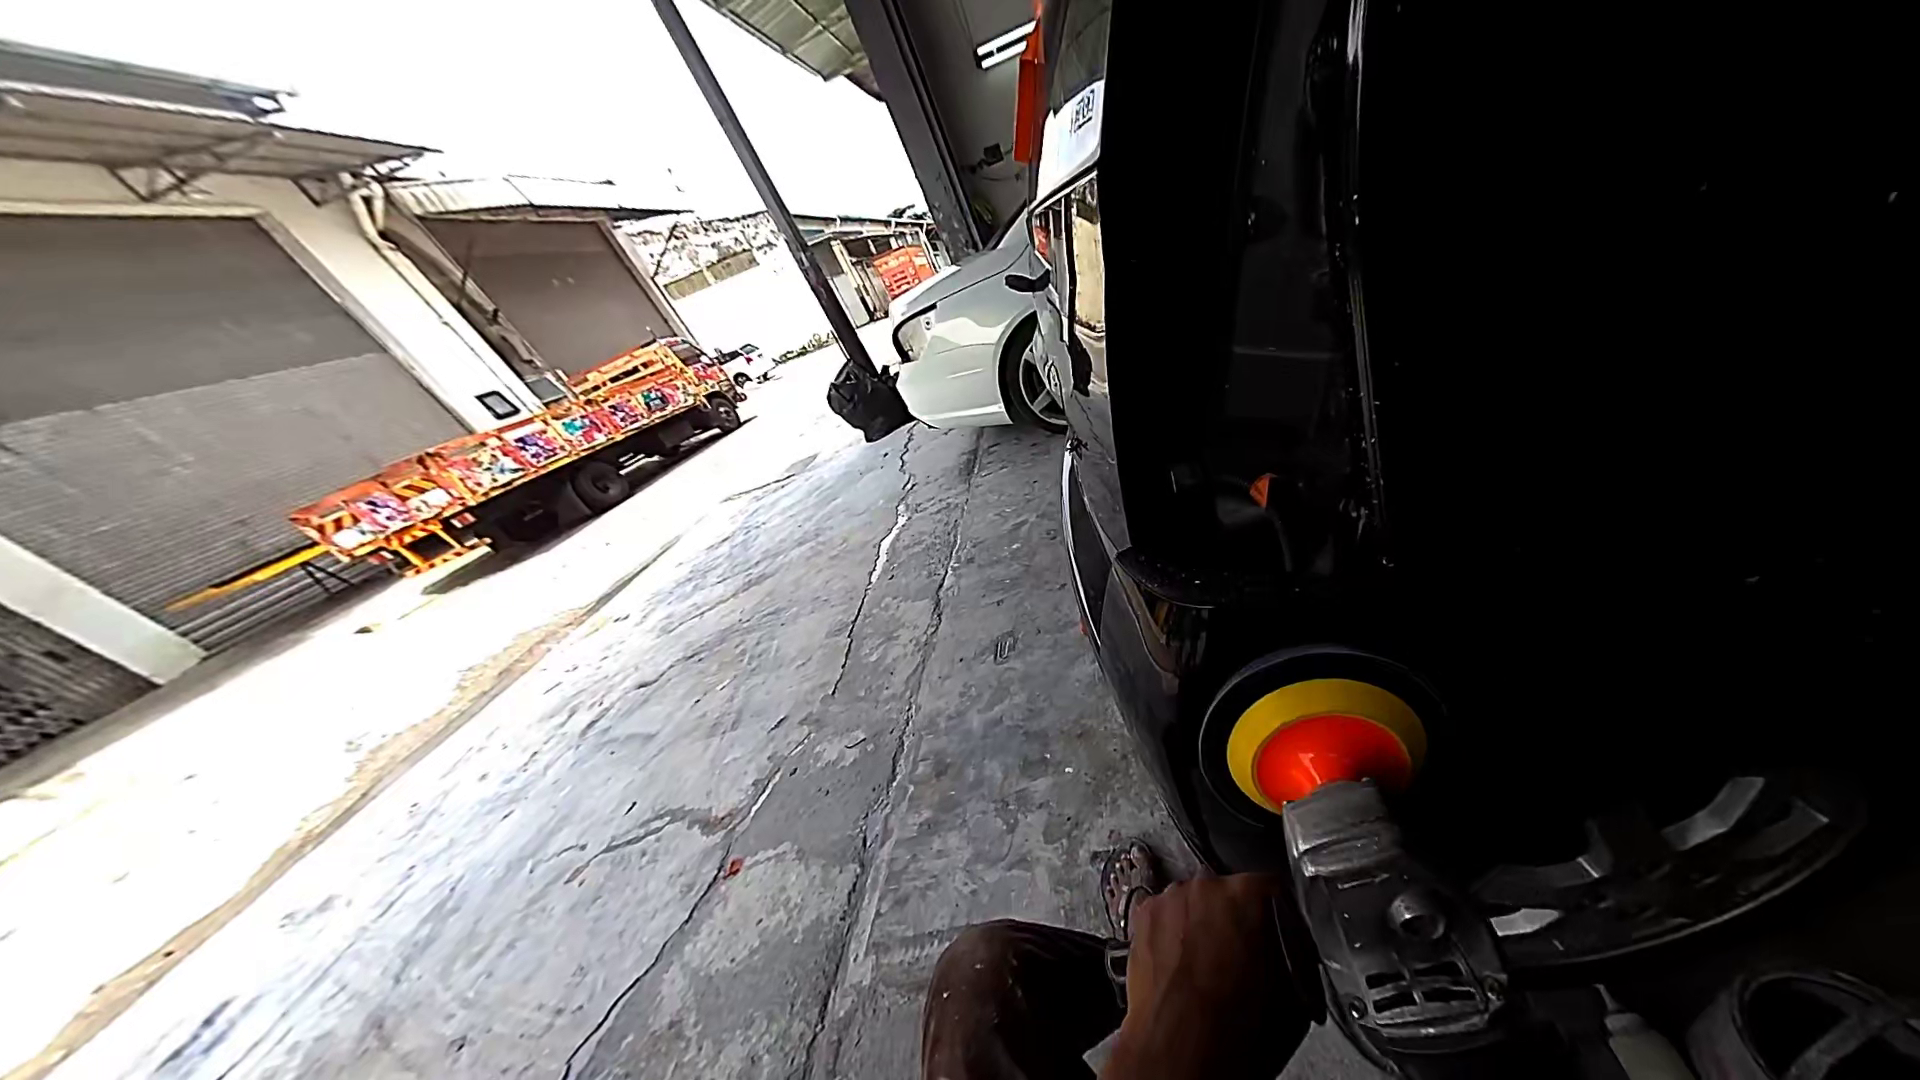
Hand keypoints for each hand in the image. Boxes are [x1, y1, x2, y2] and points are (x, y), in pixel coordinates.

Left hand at [1103, 875, 1309, 1079]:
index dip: (1278, 908)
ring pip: (1193, 900)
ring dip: (1201, 921)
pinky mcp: (1143, 912)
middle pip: (1226, 891)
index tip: (1278, 923)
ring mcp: (1169, 896)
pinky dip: (1172, 930)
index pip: (1270, 885)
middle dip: (1234, 916)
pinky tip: (1180, 961)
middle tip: (1242, 951)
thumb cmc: (1231, 1026)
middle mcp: (1203, 886)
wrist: (1179, 1044)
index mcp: (1244, 895)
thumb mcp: (1288, 989)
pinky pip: (1166, 913)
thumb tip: (1293, 946)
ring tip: (1207, 961)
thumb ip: (1289, 949)